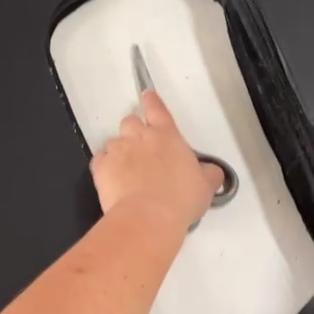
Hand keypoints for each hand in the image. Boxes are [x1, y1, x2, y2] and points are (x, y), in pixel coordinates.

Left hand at [91, 90, 223, 232]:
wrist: (148, 217)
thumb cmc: (180, 199)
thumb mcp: (205, 186)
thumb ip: (209, 174)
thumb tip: (212, 172)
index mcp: (167, 136)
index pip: (157, 109)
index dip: (152, 101)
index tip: (147, 96)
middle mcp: (140, 137)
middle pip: (130, 121)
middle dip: (134, 130)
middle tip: (140, 148)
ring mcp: (118, 151)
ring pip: (113, 141)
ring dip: (119, 151)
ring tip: (126, 170)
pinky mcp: (101, 168)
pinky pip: (100, 160)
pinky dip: (105, 166)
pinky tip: (112, 179)